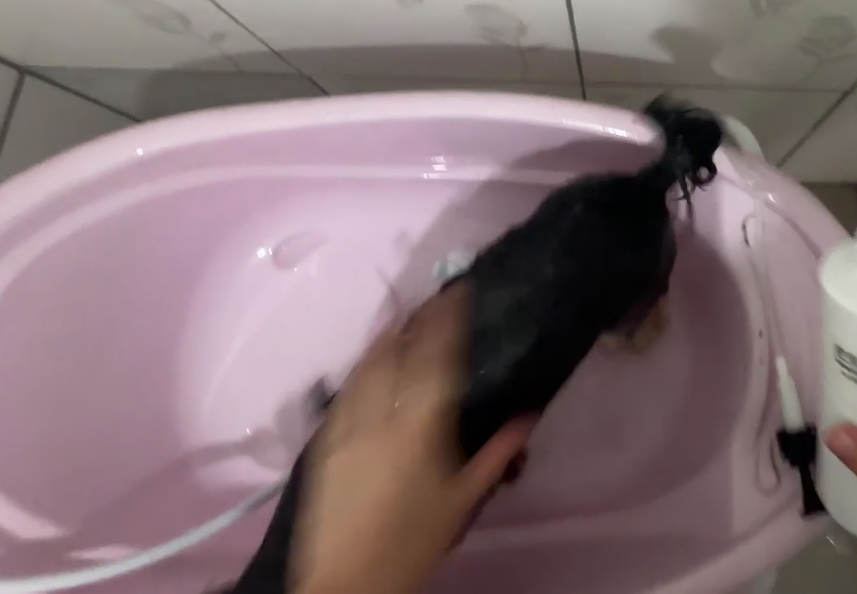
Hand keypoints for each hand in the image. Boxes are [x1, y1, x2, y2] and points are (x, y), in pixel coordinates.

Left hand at [291, 288, 532, 593]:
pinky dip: (360, 366)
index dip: (446, 320)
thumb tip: (531, 413)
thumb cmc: (414, 541)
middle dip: (415, 321)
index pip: (437, 358)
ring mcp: (349, 426)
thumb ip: (497, 452)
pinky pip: (344, 391)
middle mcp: (382, 416)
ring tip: (401, 317)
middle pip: (398, 353)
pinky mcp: (326, 441)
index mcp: (421, 427)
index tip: (457, 292)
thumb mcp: (464, 500)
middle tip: (430, 298)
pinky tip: (367, 359)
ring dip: (386, 337)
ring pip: (367, 367)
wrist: (348, 582)